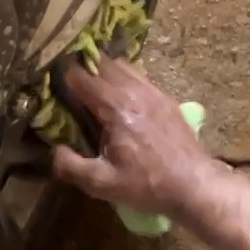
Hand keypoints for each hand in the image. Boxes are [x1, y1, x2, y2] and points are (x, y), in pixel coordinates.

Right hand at [50, 58, 215, 213]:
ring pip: (123, 66)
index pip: (82, 77)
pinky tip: (122, 101)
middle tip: (73, 92)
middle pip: (102, 64)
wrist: (193, 185)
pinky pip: (140, 77)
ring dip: (105, 74)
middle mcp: (134, 92)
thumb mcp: (102, 184)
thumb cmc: (147, 185)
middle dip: (84, 72)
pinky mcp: (166, 99)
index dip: (64, 81)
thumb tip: (55, 150)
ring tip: (96, 93)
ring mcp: (154, 92)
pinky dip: (125, 81)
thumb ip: (71, 166)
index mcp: (115, 108)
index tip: (55, 91)